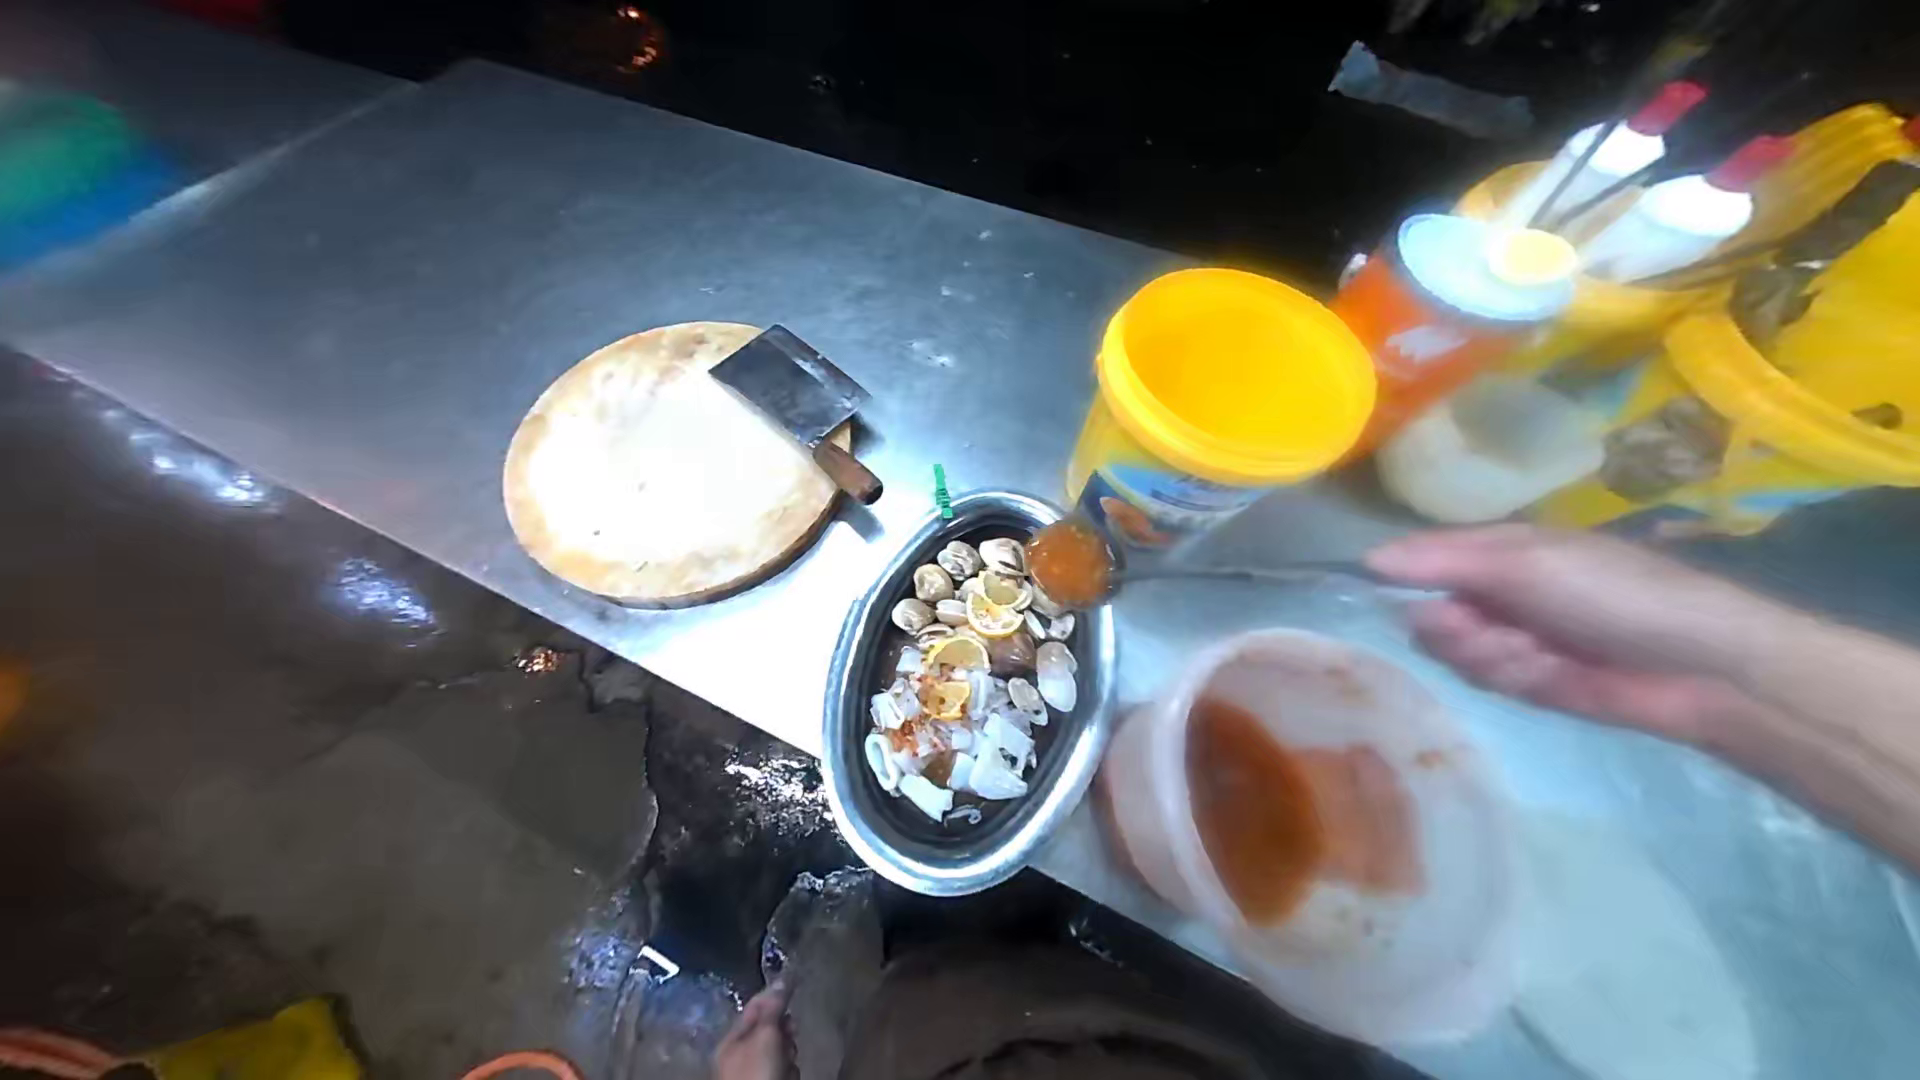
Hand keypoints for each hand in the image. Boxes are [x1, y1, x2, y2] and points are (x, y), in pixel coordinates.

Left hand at [712, 981, 789, 1079]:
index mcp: (732, 1040)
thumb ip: (773, 1007)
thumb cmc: (756, 1075)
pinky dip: (790, 1072)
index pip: (756, 1006)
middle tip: (789, 1036)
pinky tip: (788, 1078)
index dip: (775, 995)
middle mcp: (741, 1056)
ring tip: (787, 1065)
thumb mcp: (765, 1035)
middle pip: (771, 1028)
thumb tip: (782, 979)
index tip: (795, 986)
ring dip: (789, 1054)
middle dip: (784, 1031)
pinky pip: (785, 1070)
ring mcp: (755, 1074)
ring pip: (781, 1050)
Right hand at [1365, 525, 1794, 743]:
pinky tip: (1543, 672)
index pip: (1419, 556)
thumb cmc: (1613, 594)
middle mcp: (1490, 591)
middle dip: (1447, 624)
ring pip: (1446, 645)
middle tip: (1477, 627)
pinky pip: (1477, 675)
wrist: (1702, 669)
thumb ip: (1440, 562)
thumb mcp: (1522, 564)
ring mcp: (1503, 635)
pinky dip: (1505, 674)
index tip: (1372, 582)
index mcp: (1494, 552)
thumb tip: (1365, 558)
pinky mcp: (1518, 677)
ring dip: (1481, 652)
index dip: (1394, 571)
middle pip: (1423, 607)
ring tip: (1528, 653)